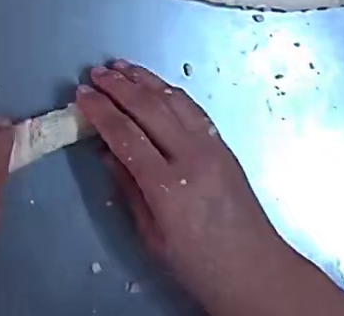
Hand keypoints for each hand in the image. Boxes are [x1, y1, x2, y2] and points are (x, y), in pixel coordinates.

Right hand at [75, 62, 343, 315]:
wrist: (262, 275)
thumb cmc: (201, 267)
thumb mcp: (153, 237)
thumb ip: (127, 187)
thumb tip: (106, 150)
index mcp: (168, 188)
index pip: (125, 134)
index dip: (100, 110)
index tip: (81, 95)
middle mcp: (191, 158)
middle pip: (147, 107)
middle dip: (117, 86)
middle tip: (94, 73)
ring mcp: (211, 147)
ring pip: (170, 99)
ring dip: (141, 79)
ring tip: (118, 66)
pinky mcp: (223, 144)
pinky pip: (190, 106)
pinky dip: (166, 89)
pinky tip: (152, 83)